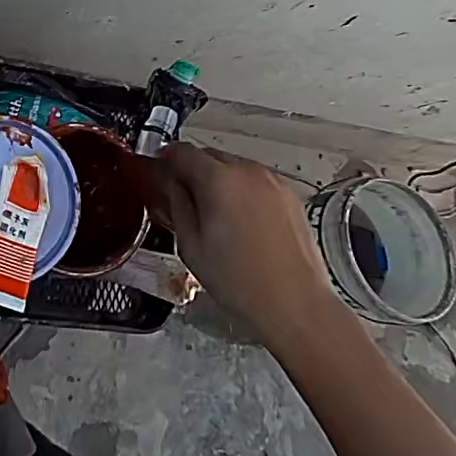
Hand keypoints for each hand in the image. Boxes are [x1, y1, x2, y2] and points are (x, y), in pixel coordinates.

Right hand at [144, 144, 339, 343]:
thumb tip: (171, 186)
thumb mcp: (191, 246)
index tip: (162, 168)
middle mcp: (248, 172)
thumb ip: (177, 205)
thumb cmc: (243, 282)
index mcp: (219, 180)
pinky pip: (257, 182)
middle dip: (193, 170)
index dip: (167, 158)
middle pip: (210, 156)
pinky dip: (244, 191)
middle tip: (183, 196)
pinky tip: (241, 222)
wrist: (294, 303)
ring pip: (235, 168)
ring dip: (220, 180)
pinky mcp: (289, 195)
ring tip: (215, 215)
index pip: (183, 152)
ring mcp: (273, 181)